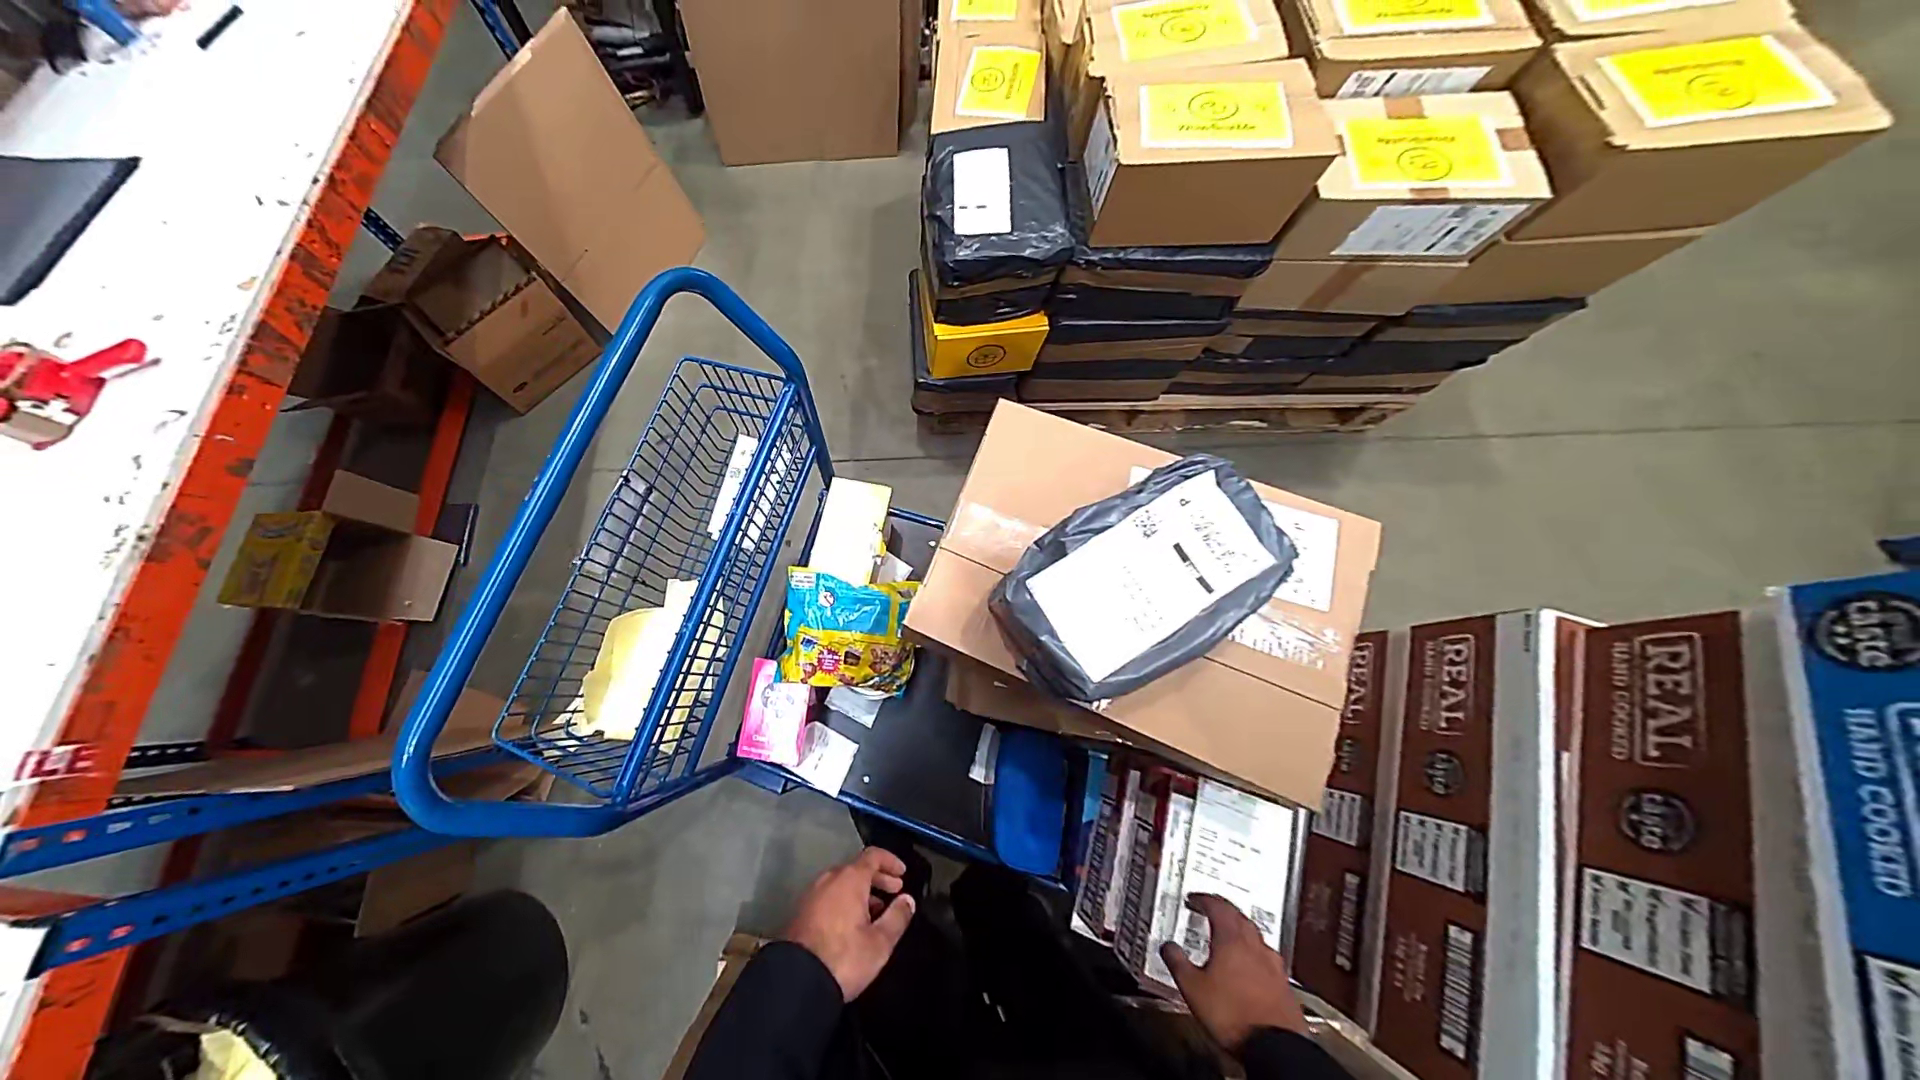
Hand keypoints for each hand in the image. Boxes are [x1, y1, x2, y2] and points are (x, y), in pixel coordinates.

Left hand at [782, 847, 916, 1000]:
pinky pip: (829, 896)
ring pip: (842, 883)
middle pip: (857, 868)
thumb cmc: (843, 958)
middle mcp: (829, 880)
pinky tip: (852, 923)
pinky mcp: (800, 912)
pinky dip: (845, 900)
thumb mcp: (880, 942)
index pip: (873, 855)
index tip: (902, 873)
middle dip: (878, 877)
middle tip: (894, 890)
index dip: (891, 861)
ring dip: (861, 891)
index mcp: (849, 879)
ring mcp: (811, 895)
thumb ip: (897, 917)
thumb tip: (907, 900)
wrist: (795, 982)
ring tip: (876, 911)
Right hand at [1160, 894, 1306, 1051]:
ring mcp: (1273, 966)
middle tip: (1213, 909)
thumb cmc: (1235, 1016)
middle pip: (1240, 917)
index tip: (1195, 899)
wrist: (1275, 1049)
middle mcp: (1254, 947)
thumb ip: (1178, 962)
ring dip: (1242, 931)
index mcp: (1231, 940)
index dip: (1204, 899)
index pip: (1218, 907)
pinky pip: (1268, 959)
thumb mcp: (1192, 988)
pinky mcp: (1284, 986)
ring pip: (1256, 937)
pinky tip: (1252, 968)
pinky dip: (1256, 956)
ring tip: (1232, 937)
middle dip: (1225, 910)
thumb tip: (1168, 947)